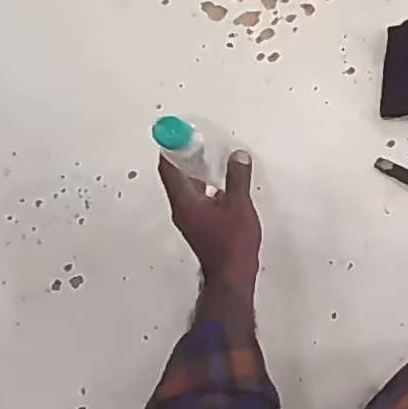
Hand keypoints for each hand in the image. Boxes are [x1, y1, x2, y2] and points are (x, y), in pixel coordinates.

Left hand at [158, 151, 259, 296]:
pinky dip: (203, 184)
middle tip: (191, 139)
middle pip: (175, 175)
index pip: (169, 167)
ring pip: (187, 187)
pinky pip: (197, 198)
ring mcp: (190, 218)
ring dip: (194, 170)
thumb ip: (237, 178)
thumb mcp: (238, 205)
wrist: (232, 275)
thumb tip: (237, 157)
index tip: (176, 132)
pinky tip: (220, 182)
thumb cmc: (231, 245)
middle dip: (182, 155)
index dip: (171, 147)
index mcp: (185, 201)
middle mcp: (183, 209)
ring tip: (206, 156)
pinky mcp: (200, 225)